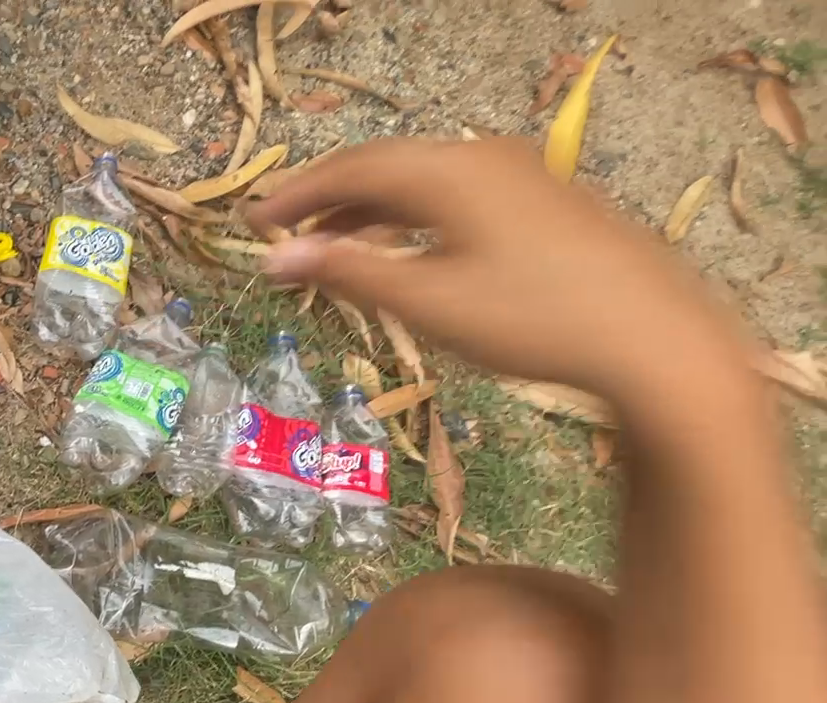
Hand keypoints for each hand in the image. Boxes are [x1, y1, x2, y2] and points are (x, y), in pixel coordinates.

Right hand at [247, 137, 759, 401]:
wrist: (653, 339)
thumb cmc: (528, 318)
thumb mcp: (424, 300)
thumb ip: (346, 271)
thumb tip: (273, 258)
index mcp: (451, 175)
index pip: (352, 170)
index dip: (296, 194)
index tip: (252, 222)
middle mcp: (482, 161)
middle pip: (383, 166)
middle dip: (322, 195)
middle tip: (276, 226)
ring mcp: (515, 179)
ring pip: (415, 181)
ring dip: (359, 208)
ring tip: (317, 241)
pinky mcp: (533, 204)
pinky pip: (445, 197)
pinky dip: (399, 217)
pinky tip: (385, 246)